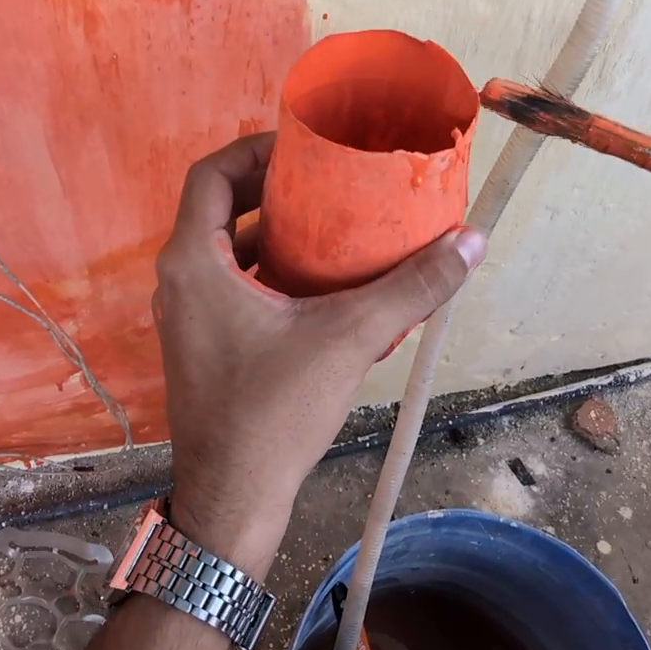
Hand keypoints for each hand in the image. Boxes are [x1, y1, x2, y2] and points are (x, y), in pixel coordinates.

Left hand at [152, 134, 485, 575]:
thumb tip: (472, 240)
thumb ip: (412, 288)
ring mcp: (185, 315)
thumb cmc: (275, 412)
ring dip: (267, 231)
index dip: (254, 150)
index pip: (210, 174)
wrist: (232, 500)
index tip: (303, 149)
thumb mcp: (349, 339)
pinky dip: (263, 269)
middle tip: (323, 181)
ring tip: (326, 225)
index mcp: (194, 262)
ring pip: (222, 248)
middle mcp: (179, 280)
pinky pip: (227, 284)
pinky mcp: (200, 344)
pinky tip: (313, 285)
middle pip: (215, 206)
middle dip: (268, 188)